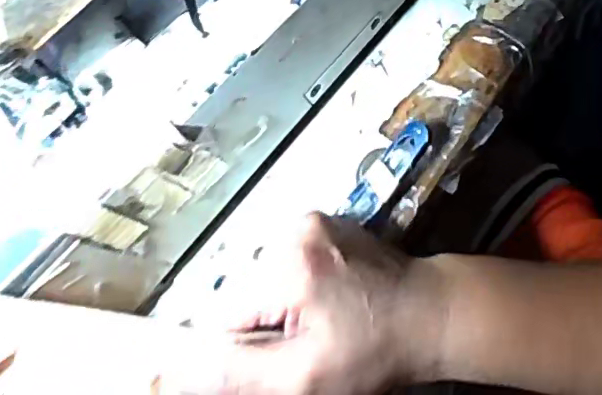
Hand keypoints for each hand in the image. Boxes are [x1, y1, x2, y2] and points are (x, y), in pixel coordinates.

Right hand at [217, 214, 444, 394]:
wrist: (429, 311)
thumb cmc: (372, 350)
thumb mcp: (301, 380)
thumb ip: (235, 373)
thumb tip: (172, 370)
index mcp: (288, 260)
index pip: (223, 318)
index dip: (243, 353)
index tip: (276, 364)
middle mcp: (297, 228)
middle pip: (245, 296)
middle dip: (263, 331)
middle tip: (306, 348)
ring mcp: (315, 223)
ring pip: (266, 284)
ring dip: (281, 313)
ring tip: (322, 327)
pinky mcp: (328, 226)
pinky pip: (289, 266)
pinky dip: (298, 292)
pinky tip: (329, 308)